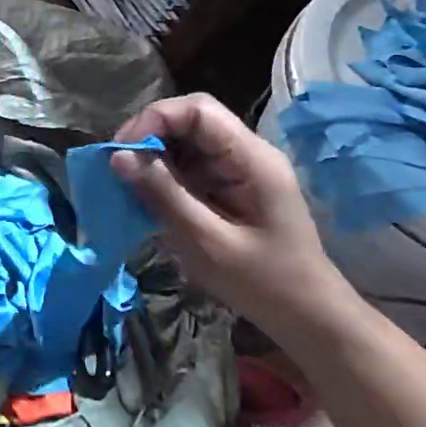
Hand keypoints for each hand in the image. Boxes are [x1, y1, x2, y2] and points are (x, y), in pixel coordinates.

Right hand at [110, 93, 359, 338]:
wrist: (308, 315)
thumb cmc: (263, 283)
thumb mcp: (207, 243)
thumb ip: (164, 195)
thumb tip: (118, 157)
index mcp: (252, 159)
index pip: (199, 111)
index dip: (155, 119)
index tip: (122, 151)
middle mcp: (246, 152)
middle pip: (190, 119)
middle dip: (148, 135)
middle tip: (117, 166)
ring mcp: (237, 168)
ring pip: (185, 140)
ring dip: (152, 155)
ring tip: (126, 183)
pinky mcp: (228, 184)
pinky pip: (189, 164)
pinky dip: (162, 175)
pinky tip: (146, 197)